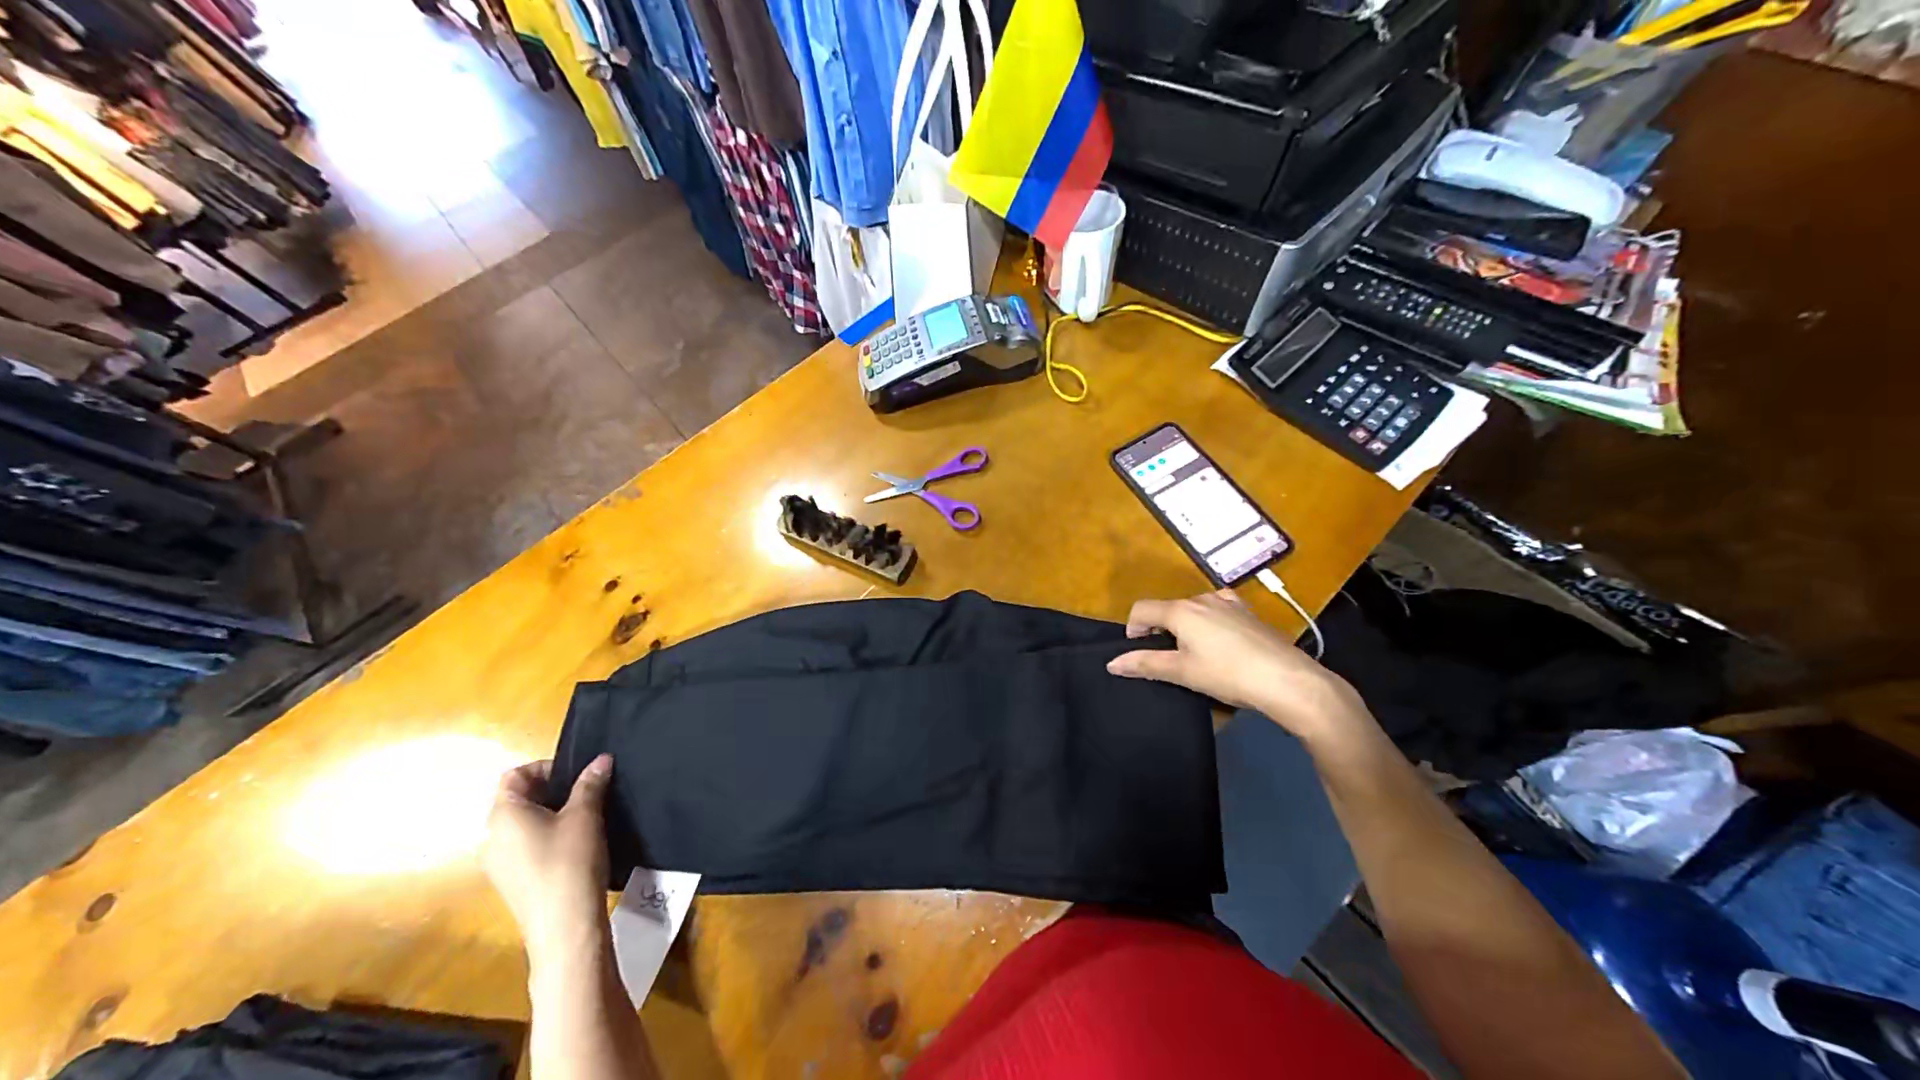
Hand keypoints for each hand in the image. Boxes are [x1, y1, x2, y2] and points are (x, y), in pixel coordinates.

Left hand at [483, 755, 613, 959]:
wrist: (564, 926)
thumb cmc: (570, 861)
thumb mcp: (586, 816)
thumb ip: (591, 784)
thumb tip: (601, 759)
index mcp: (503, 815)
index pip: (515, 775)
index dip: (546, 768)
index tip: (578, 776)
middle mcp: (492, 837)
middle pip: (517, 799)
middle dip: (552, 791)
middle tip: (587, 795)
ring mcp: (498, 864)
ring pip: (523, 825)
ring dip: (551, 815)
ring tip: (585, 820)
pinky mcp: (512, 883)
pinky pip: (526, 847)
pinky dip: (547, 838)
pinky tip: (575, 848)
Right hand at [1106, 590, 1371, 746]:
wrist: (1288, 680)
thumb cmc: (1228, 675)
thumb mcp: (1182, 672)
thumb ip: (1145, 664)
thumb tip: (1112, 663)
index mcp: (1182, 610)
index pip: (1142, 609)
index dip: (1132, 630)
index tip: (1139, 654)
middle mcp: (1203, 598)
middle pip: (1168, 609)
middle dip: (1160, 631)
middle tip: (1168, 661)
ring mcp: (1229, 603)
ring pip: (1193, 610)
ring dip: (1185, 629)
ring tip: (1195, 657)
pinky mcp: (1248, 613)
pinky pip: (1217, 613)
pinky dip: (1208, 627)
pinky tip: (1221, 648)